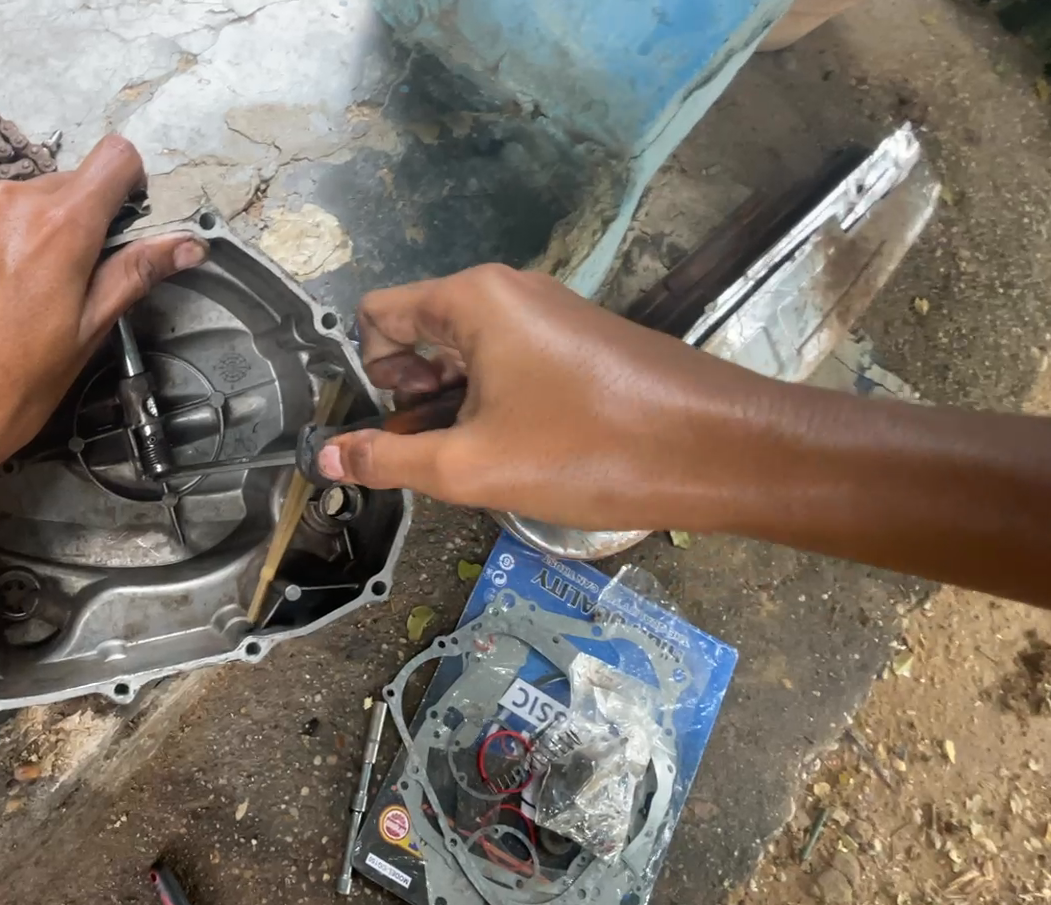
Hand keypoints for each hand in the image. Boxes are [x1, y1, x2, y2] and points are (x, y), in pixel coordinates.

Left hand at [0, 136, 205, 509]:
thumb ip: (132, 278)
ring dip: (20, 243)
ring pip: (9, 210)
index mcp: (57, 224)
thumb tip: (187, 243)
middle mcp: (2, 199)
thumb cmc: (3, 396)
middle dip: (71, 230)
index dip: (129, 190)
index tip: (119, 233)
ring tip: (0, 312)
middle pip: (60, 189)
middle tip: (58, 298)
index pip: (116, 159)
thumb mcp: (80, 341)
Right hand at [316, 264, 776, 529]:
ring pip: (453, 353)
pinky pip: (495, 363)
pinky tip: (498, 446)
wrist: (726, 453)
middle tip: (422, 446)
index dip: (364, 371)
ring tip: (461, 454)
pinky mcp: (567, 342)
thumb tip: (324, 458)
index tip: (382, 423)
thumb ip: (384, 460)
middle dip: (400, 391)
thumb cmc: (587, 451)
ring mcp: (541, 315)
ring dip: (438, 403)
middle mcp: (504, 292)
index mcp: (472, 300)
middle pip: (412, 332)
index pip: (376, 315)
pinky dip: (477, 402)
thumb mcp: (466, 466)